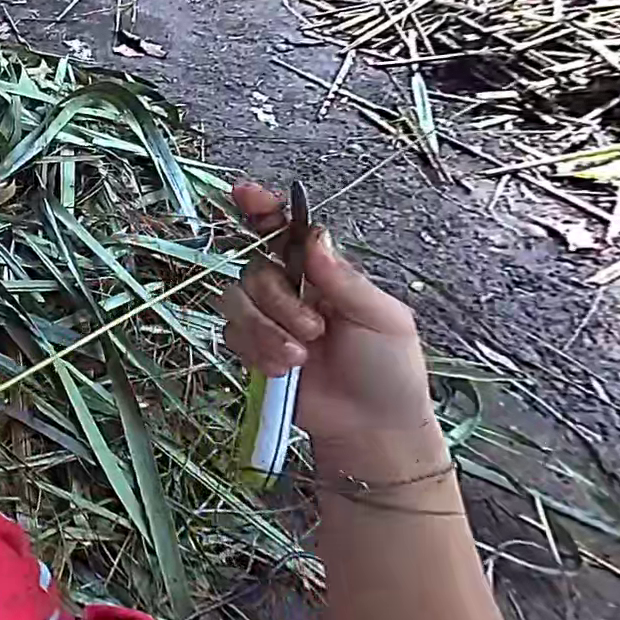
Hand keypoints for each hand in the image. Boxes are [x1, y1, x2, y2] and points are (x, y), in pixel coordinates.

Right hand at [217, 182, 433, 438]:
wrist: (370, 426)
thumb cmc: (388, 368)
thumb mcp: (383, 318)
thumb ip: (344, 278)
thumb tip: (313, 235)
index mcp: (320, 272)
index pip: (283, 230)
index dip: (261, 209)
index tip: (243, 193)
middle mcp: (287, 288)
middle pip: (253, 269)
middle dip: (278, 302)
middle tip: (313, 331)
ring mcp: (266, 318)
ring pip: (236, 301)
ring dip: (266, 331)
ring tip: (299, 357)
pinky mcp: (250, 346)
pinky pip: (231, 333)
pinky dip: (256, 351)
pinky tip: (283, 369)